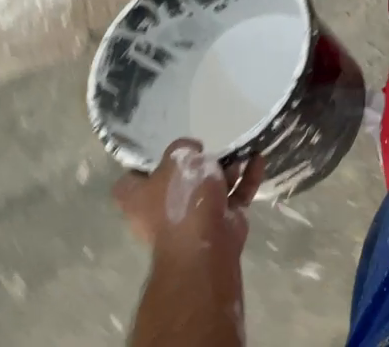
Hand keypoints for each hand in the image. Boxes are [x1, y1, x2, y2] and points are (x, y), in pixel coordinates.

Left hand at [112, 140, 263, 256]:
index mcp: (139, 199)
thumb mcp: (178, 159)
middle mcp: (161, 210)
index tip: (164, 152)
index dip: (143, 166)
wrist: (204, 241)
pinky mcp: (221, 220)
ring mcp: (192, 217)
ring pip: (210, 187)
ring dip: (228, 168)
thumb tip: (192, 151)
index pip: (129, 181)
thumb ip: (182, 148)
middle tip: (211, 147)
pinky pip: (235, 194)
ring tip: (243, 148)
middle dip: (196, 165)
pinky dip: (246, 178)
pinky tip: (259, 158)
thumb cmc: (180, 198)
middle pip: (176, 182)